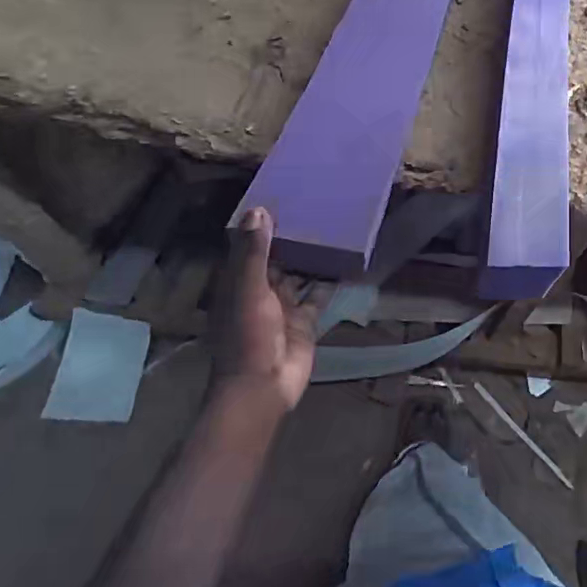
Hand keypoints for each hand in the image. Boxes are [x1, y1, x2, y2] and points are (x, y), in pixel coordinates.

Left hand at [210, 208, 329, 408]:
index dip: (263, 227)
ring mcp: (285, 308)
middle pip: (278, 260)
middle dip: (293, 240)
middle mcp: (261, 292)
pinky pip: (320, 295)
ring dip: (313, 258)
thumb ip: (253, 253)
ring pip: (300, 275)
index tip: (283, 199)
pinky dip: (331, 281)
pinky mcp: (306, 321)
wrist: (263, 387)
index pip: (250, 249)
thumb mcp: (248, 289)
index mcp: (239, 284)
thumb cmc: (248, 336)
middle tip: (316, 209)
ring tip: (335, 230)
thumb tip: (258, 210)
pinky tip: (346, 263)